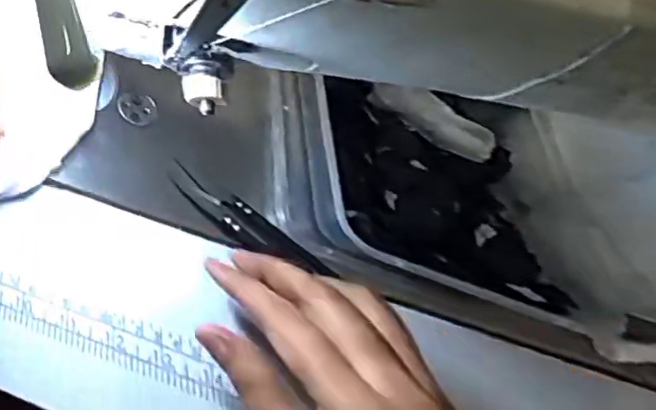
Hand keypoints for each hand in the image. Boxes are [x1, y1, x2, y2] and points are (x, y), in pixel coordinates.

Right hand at [200, 253, 451, 409]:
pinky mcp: (440, 399)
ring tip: (282, 274)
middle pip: (327, 307)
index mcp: (359, 409)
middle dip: (278, 274)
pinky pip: (393, 328)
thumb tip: (216, 335)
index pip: (291, 329)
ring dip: (316, 281)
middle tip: (239, 259)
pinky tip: (340, 303)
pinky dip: (355, 302)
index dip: (249, 292)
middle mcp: (395, 390)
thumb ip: (262, 396)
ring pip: (365, 308)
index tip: (215, 268)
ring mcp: (423, 392)